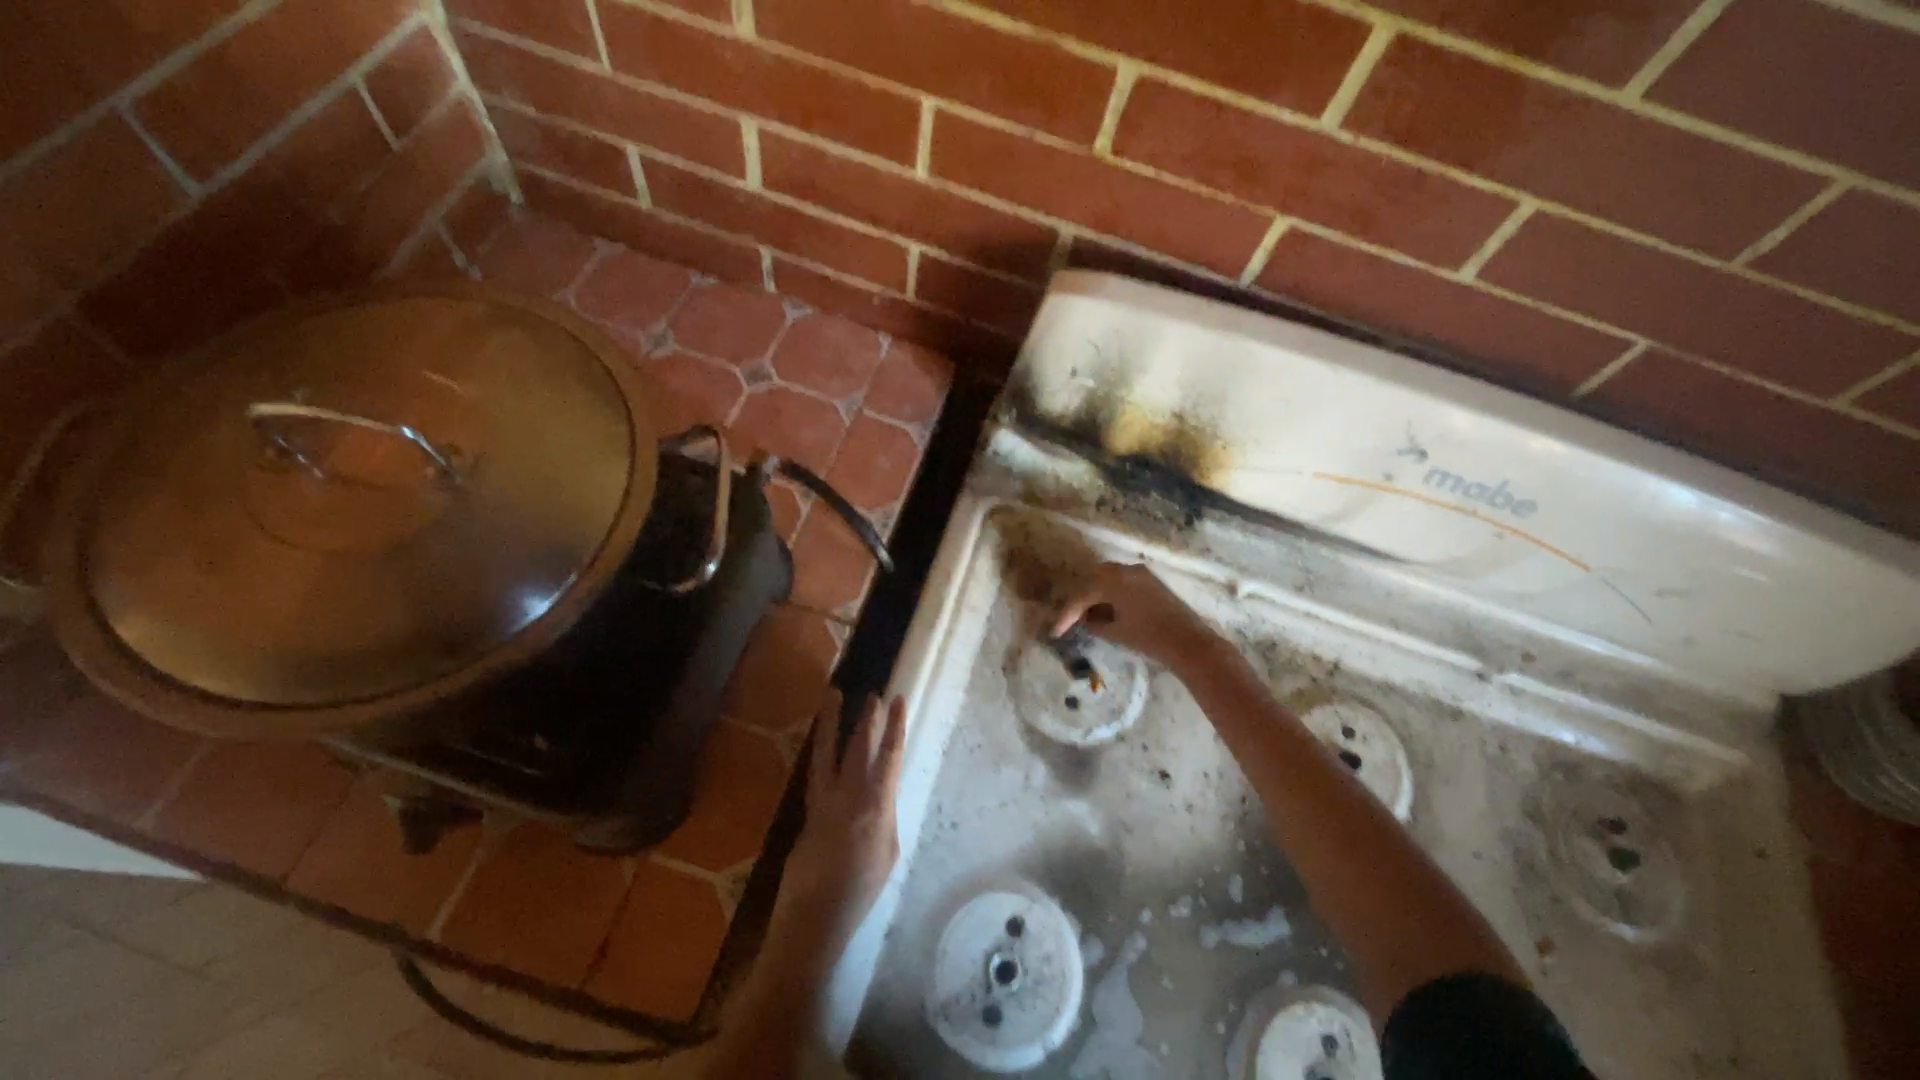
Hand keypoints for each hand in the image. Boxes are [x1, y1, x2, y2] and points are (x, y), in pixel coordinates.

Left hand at [772, 691, 906, 951]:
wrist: (816, 916)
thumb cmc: (861, 892)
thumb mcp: (888, 853)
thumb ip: (885, 819)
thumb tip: (880, 799)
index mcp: (877, 808)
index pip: (889, 757)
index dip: (895, 727)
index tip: (898, 700)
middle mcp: (849, 797)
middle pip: (857, 747)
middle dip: (866, 719)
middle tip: (871, 694)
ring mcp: (824, 801)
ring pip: (826, 752)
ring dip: (831, 722)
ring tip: (832, 697)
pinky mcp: (807, 810)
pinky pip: (816, 771)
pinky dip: (820, 751)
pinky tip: (821, 742)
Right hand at [1051, 561, 1219, 670]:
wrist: (1188, 642)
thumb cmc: (1148, 637)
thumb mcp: (1115, 632)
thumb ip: (1095, 623)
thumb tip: (1086, 619)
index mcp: (1113, 580)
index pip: (1082, 595)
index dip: (1067, 614)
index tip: (1056, 632)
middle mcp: (1126, 570)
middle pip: (1094, 579)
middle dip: (1081, 598)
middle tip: (1072, 618)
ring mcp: (1141, 574)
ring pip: (1110, 578)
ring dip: (1098, 594)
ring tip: (1089, 615)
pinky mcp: (1152, 582)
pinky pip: (1125, 582)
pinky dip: (1113, 593)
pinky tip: (1110, 610)